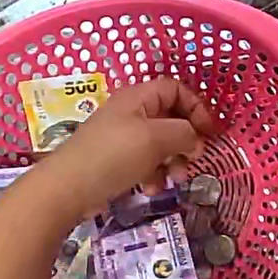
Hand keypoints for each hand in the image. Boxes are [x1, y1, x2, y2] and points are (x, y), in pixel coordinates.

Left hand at [30, 78, 217, 219]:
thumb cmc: (113, 155)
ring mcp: (123, 137)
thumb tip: (197, 141)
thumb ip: (184, 134)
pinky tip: (152, 189)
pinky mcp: (117, 161)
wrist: (68, 188)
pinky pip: (146, 162)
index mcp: (138, 98)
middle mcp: (131, 113)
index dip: (196, 107)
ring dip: (173, 161)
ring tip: (174, 179)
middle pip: (171, 118)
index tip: (209, 132)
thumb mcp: (155, 139)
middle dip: (186, 140)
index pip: (176, 89)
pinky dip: (154, 174)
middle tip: (193, 159)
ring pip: (161, 144)